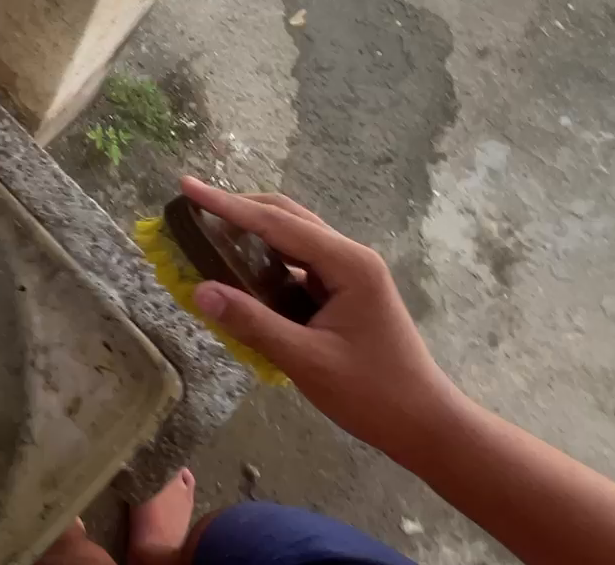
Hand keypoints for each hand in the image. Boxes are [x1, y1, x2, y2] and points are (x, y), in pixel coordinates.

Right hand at [180, 177, 464, 457]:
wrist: (428, 427)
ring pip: (289, 232)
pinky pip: (294, 256)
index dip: (227, 205)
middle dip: (236, 206)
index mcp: (348, 264)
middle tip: (191, 205)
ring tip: (206, 227)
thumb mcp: (308, 361)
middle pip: (284, 215)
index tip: (187, 186)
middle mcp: (349, 256)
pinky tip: (237, 263)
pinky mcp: (340, 288)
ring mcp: (347, 271)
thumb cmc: (375, 395)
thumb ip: (253, 323)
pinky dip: (261, 251)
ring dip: (248, 226)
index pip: (276, 223)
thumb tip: (199, 291)